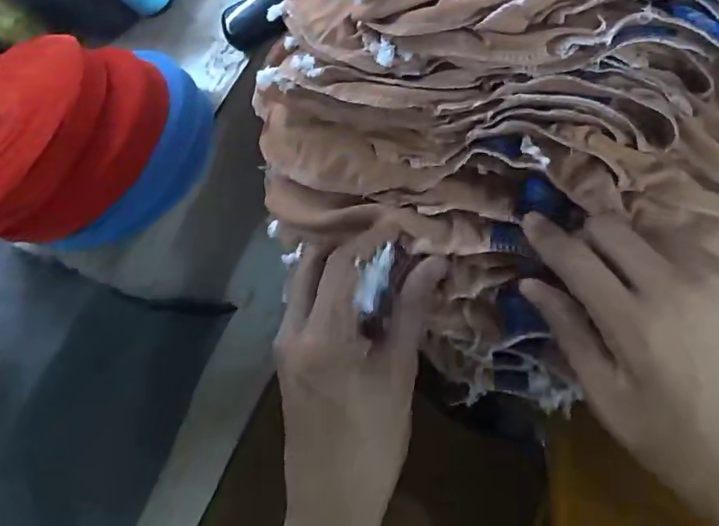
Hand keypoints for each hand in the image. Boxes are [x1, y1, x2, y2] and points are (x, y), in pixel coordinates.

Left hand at [276, 237, 446, 525]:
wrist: (330, 502)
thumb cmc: (372, 438)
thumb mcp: (398, 371)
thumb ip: (411, 309)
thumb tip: (435, 262)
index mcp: (320, 334)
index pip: (340, 262)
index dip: (371, 235)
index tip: (400, 221)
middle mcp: (292, 330)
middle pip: (310, 263)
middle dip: (346, 240)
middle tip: (383, 231)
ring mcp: (284, 344)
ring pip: (301, 280)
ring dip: (334, 260)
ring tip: (375, 251)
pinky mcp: (286, 357)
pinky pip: (302, 301)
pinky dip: (327, 284)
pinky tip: (359, 287)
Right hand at [520, 214, 718, 525]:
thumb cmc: (678, 443)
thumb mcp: (611, 401)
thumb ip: (570, 334)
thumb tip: (532, 284)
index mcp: (635, 322)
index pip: (576, 257)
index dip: (547, 235)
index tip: (531, 220)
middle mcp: (673, 283)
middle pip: (612, 226)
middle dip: (588, 234)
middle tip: (583, 259)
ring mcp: (713, 274)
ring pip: (651, 229)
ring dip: (630, 244)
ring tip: (632, 279)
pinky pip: (690, 247)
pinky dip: (670, 259)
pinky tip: (677, 295)